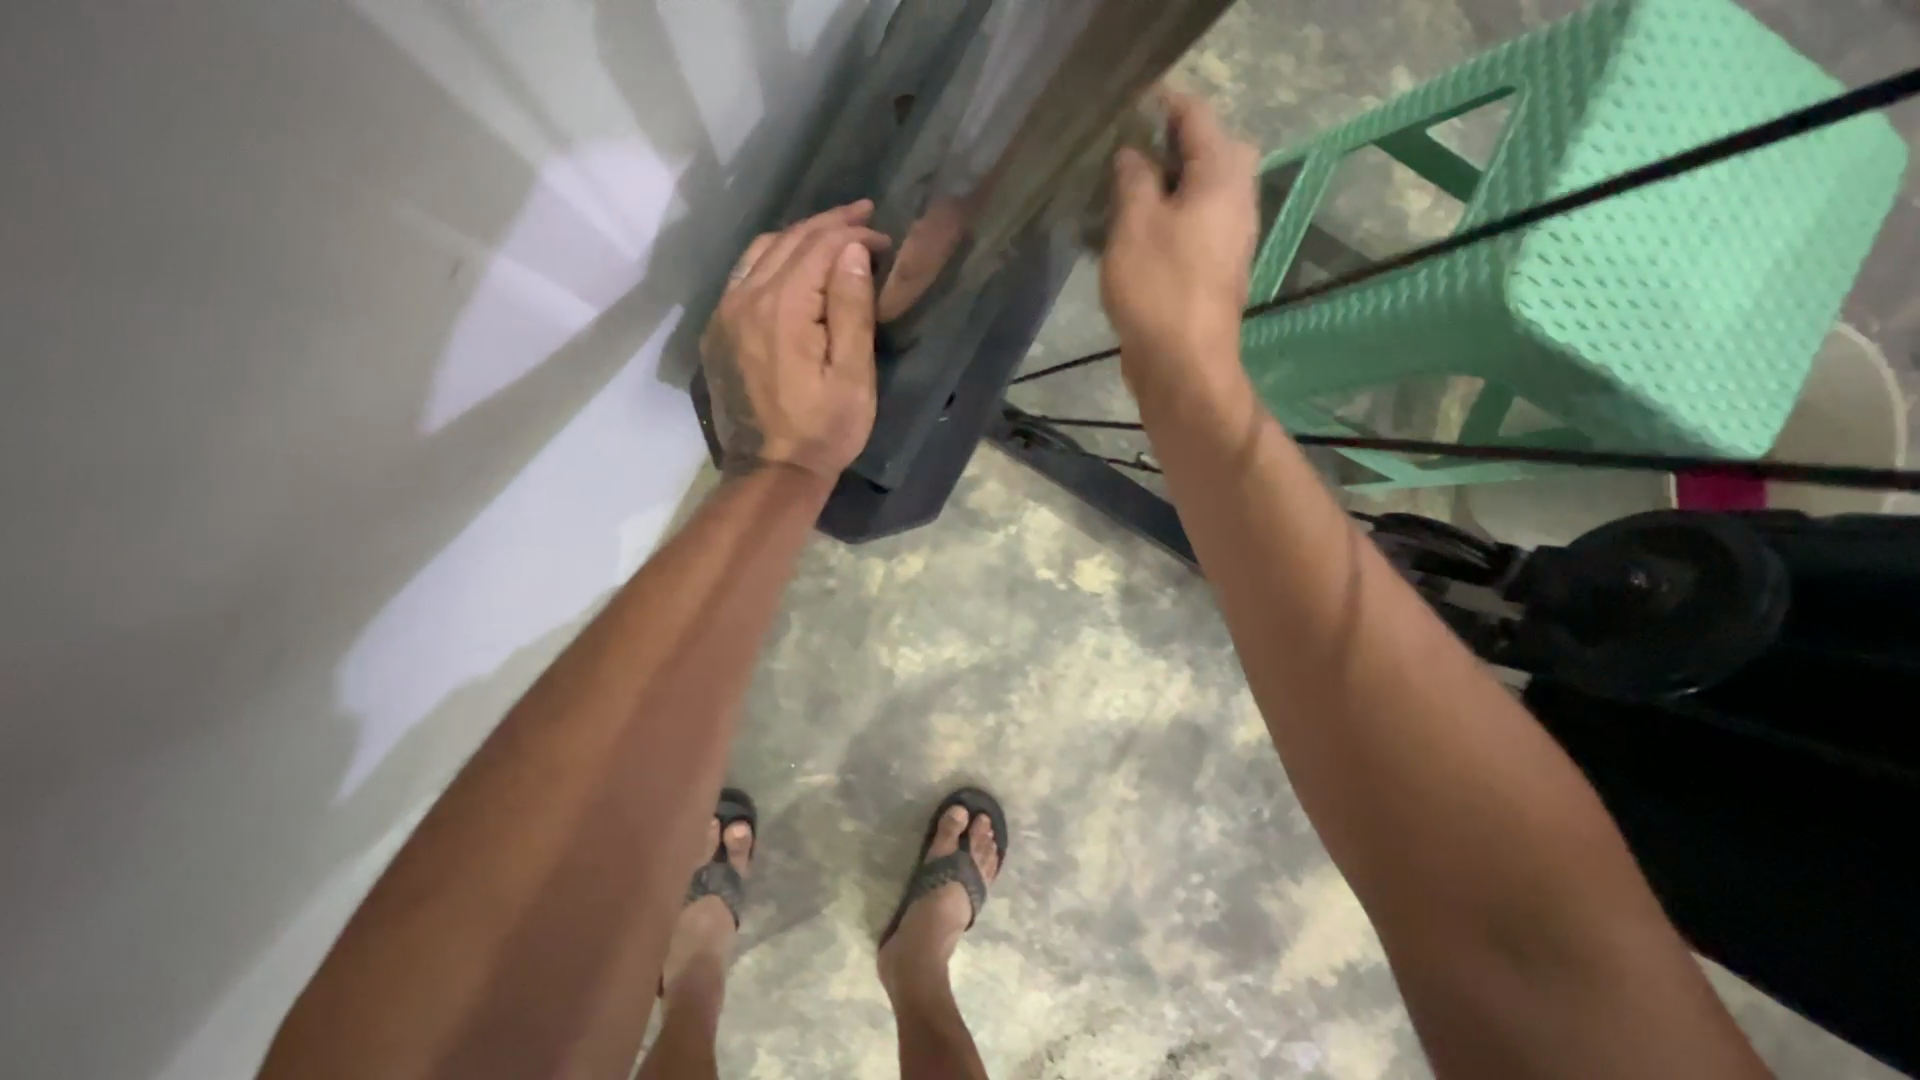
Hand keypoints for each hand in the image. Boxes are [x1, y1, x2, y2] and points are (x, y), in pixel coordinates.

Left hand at [700, 201, 891, 480]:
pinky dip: (772, 259)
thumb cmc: (824, 429)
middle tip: (865, 217)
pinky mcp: (717, 331)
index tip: (885, 241)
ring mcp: (724, 314)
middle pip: (788, 240)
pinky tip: (793, 265)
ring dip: (799, 237)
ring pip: (760, 252)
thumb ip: (850, 308)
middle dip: (829, 225)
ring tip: (832, 234)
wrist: (770, 472)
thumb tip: (852, 251)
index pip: (818, 246)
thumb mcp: (852, 376)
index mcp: (781, 308)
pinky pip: (742, 276)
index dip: (853, 235)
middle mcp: (744, 299)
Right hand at [1102, 93, 1260, 402]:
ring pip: (1205, 191)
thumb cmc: (1159, 287)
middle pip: (1213, 151)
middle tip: (1129, 153)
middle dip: (1174, 144)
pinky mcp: (1216, 269)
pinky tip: (1137, 232)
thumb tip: (1133, 154)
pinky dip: (1172, 216)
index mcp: (1222, 176)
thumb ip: (1134, 178)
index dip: (1163, 104)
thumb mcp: (1134, 223)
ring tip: (1126, 190)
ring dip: (1170, 183)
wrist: (1184, 364)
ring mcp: (1231, 238)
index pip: (1198, 117)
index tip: (1128, 108)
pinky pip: (1197, 224)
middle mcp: (1237, 200)